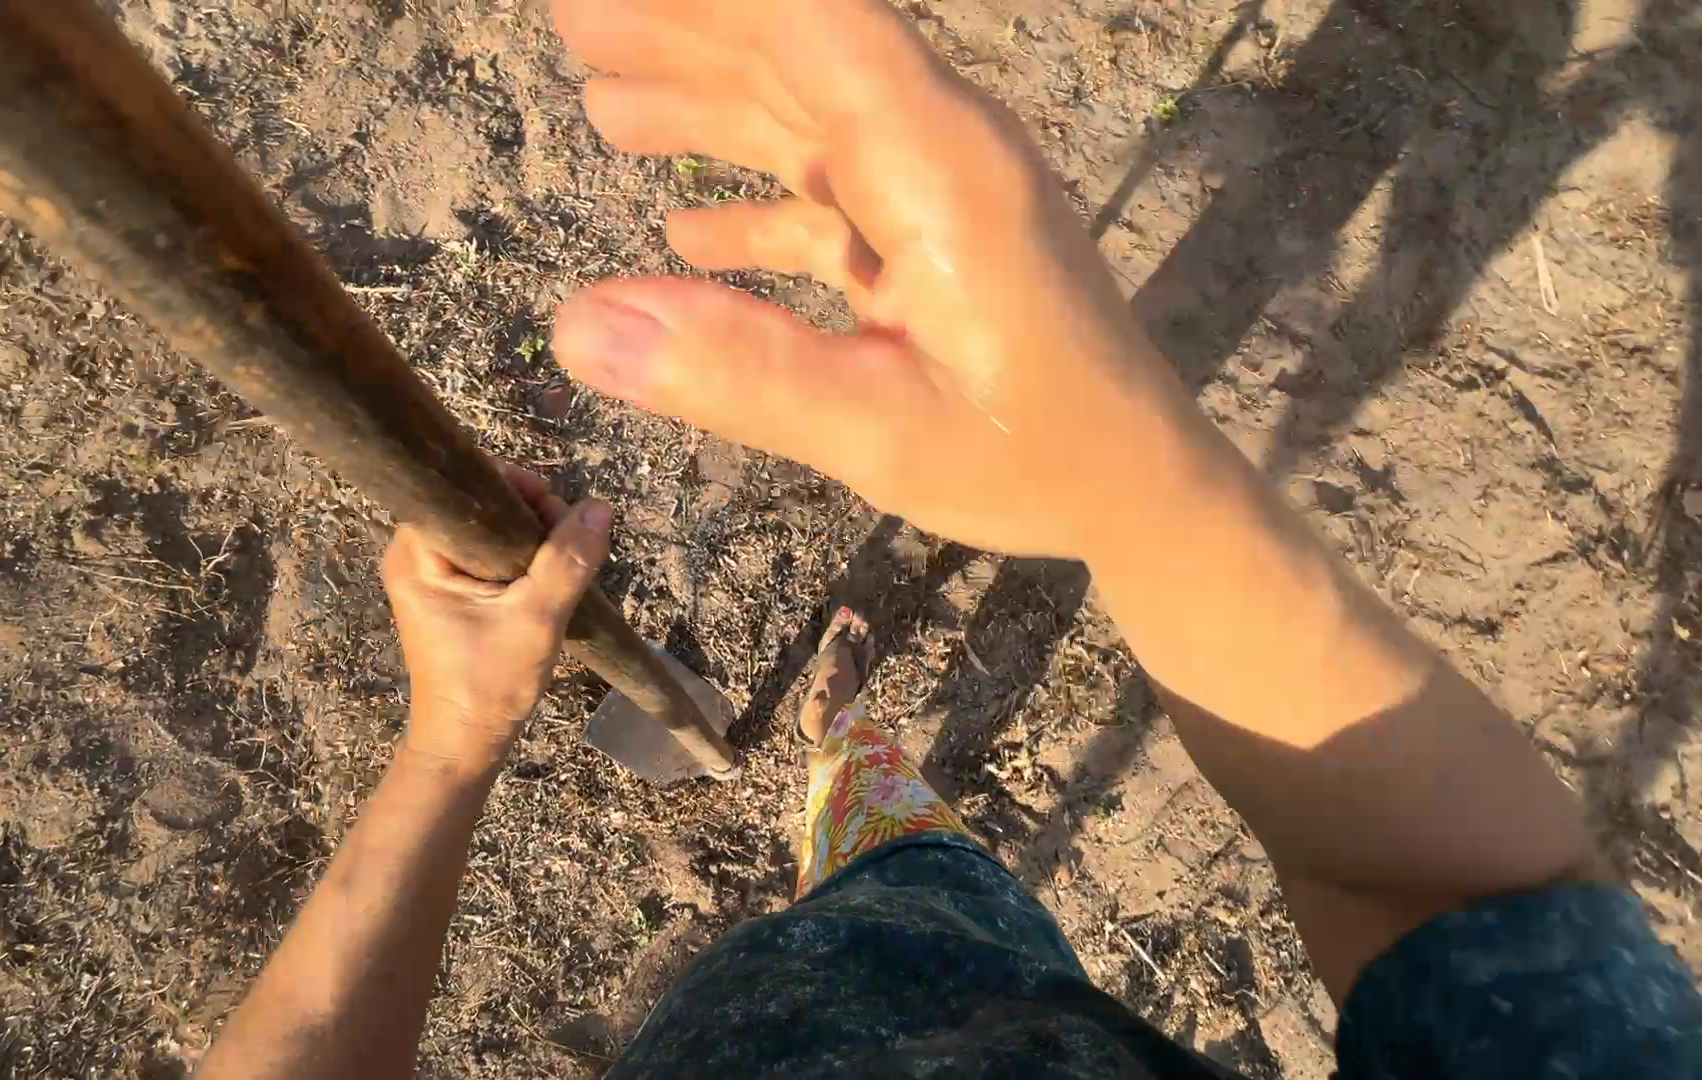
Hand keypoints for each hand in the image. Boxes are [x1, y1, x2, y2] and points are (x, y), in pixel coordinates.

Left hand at [381, 465, 613, 773]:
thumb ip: (568, 560)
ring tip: (566, 563)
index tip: (555, 512)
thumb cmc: (490, 682)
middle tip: (569, 544)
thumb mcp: (538, 617)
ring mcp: (436, 575)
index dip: (518, 488)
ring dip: (536, 538)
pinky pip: (496, 554)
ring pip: (495, 530)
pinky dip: (527, 558)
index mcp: (419, 552)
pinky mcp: (455, 593)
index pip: (469, 487)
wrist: (467, 744)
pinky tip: (552, 575)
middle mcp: (419, 554)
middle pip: (485, 505)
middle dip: (533, 515)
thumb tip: (601, 507)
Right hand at [549, 0, 1194, 557]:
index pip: (815, 17)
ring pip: (810, 117)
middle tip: (573, 22)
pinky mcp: (933, 244)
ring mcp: (939, 199)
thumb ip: (740, 375)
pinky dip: (756, 201)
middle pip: (803, 46)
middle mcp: (942, 157)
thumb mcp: (879, 434)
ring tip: (604, 103)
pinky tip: (690, 226)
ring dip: (709, 102)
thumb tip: (579, 326)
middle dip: (685, 24)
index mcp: (941, 174)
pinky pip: (831, 198)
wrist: (1129, 483)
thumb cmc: (1028, 462)